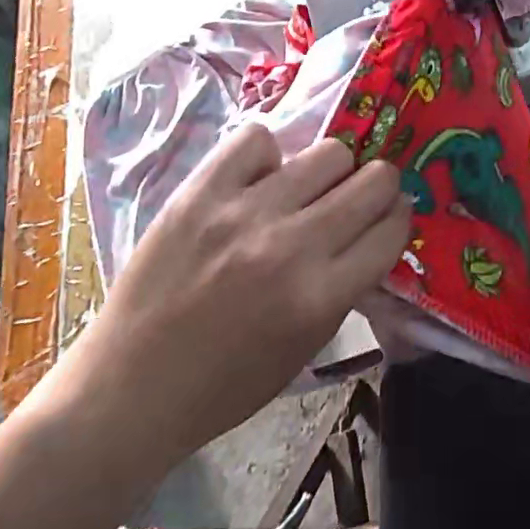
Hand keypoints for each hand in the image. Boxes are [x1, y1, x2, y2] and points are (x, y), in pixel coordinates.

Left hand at [39, 126, 412, 465]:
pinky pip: (257, 139)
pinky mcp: (200, 193)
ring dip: (332, 171)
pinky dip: (268, 156)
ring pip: (329, 152)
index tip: (389, 219)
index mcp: (322, 294)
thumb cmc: (228, 383)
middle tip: (358, 201)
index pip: (393, 228)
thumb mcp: (309, 345)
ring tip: (308, 190)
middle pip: (375, 180)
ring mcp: (243, 213)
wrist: (130, 390)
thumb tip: (375, 231)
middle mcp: (291, 245)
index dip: (399, 219)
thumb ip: (349, 284)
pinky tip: (258, 181)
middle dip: (379, 188)